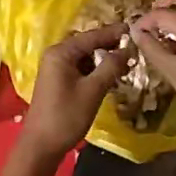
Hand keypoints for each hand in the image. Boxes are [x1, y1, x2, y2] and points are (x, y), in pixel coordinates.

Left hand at [18, 25, 133, 159]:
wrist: (41, 145)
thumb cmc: (66, 116)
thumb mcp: (92, 90)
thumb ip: (110, 67)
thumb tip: (127, 49)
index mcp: (61, 52)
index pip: (92, 35)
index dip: (114, 33)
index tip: (134, 29)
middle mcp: (56, 55)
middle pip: (88, 44)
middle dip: (110, 45)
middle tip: (134, 46)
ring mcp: (56, 68)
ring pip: (85, 56)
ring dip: (104, 58)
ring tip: (127, 61)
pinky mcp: (58, 80)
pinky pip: (80, 67)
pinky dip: (96, 69)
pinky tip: (111, 75)